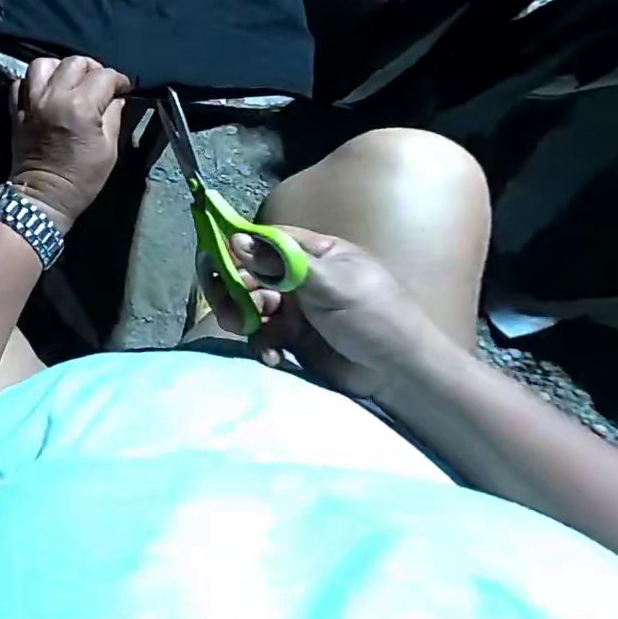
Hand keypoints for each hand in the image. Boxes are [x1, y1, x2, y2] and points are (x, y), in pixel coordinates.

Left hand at [9, 56, 131, 229]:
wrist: (43, 196)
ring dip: (60, 68)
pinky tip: (46, 92)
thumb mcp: (109, 149)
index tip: (123, 89)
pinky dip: (33, 81)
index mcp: (80, 106)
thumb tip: (117, 96)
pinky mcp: (16, 111)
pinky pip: (20, 82)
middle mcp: (53, 97)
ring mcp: (31, 102)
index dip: (119, 80)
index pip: (104, 76)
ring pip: (43, 64)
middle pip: (74, 62)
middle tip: (99, 84)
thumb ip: (114, 115)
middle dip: (92, 69)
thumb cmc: (81, 178)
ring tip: (70, 82)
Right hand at [230, 227, 461, 398]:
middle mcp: (297, 276)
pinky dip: (260, 343)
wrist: (403, 378)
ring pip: (246, 303)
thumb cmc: (378, 319)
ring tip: (243, 329)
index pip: (261, 240)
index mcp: (311, 253)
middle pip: (245, 271)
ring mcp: (291, 306)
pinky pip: (259, 333)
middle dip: (230, 287)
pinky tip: (273, 356)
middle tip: (223, 304)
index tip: (214, 260)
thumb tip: (236, 240)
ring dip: (239, 315)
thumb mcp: (333, 285)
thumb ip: (284, 263)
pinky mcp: (289, 336)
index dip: (234, 247)